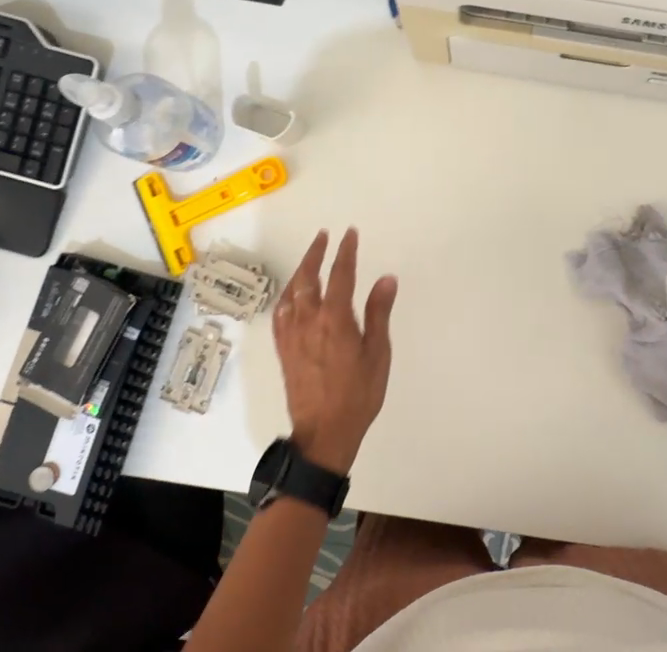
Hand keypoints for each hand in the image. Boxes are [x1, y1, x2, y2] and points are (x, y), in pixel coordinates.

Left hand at [272, 228, 397, 475]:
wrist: (324, 432)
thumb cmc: (358, 395)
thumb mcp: (378, 354)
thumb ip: (379, 313)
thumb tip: (386, 279)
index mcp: (335, 319)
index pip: (340, 275)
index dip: (345, 252)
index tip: (350, 235)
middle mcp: (308, 321)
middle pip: (308, 277)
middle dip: (316, 253)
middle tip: (324, 236)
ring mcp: (291, 335)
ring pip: (292, 292)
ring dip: (300, 271)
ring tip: (309, 259)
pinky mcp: (283, 349)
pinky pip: (280, 314)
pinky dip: (287, 296)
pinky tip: (291, 295)